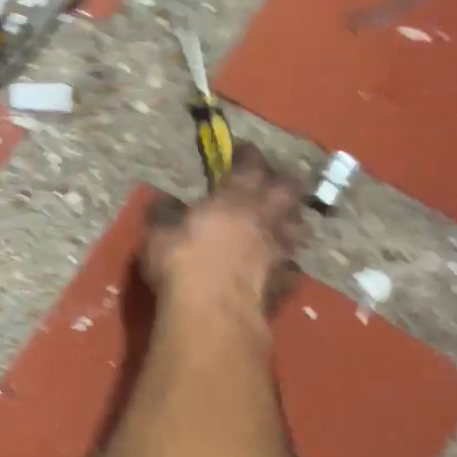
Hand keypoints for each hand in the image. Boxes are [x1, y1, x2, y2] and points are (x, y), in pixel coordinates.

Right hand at [143, 144, 305, 314]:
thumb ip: (165, 214)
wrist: (213, 309)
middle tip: (273, 175)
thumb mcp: (157, 234)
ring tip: (283, 213)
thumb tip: (167, 202)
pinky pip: (293, 258)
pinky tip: (280, 257)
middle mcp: (263, 218)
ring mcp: (280, 248)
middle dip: (281, 178)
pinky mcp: (287, 277)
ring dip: (292, 214)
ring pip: (298, 222)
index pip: (248, 168)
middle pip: (287, 189)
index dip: (249, 155)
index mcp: (232, 201)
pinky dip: (288, 253)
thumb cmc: (180, 263)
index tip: (246, 147)